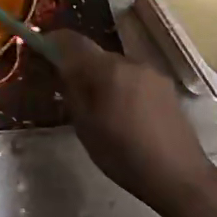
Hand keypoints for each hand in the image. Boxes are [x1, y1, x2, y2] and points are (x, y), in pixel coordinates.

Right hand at [46, 30, 216, 205]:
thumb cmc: (122, 154)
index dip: (52, 42)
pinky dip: (120, 86)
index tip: (39, 51)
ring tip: (96, 107)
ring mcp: (151, 73)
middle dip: (78, 66)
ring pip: (115, 67)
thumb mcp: (85, 125)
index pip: (72, 41)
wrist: (177, 175)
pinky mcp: (165, 86)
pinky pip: (132, 77)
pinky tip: (121, 113)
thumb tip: (60, 67)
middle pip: (95, 54)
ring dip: (101, 78)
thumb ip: (71, 90)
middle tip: (66, 89)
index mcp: (107, 70)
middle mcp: (130, 62)